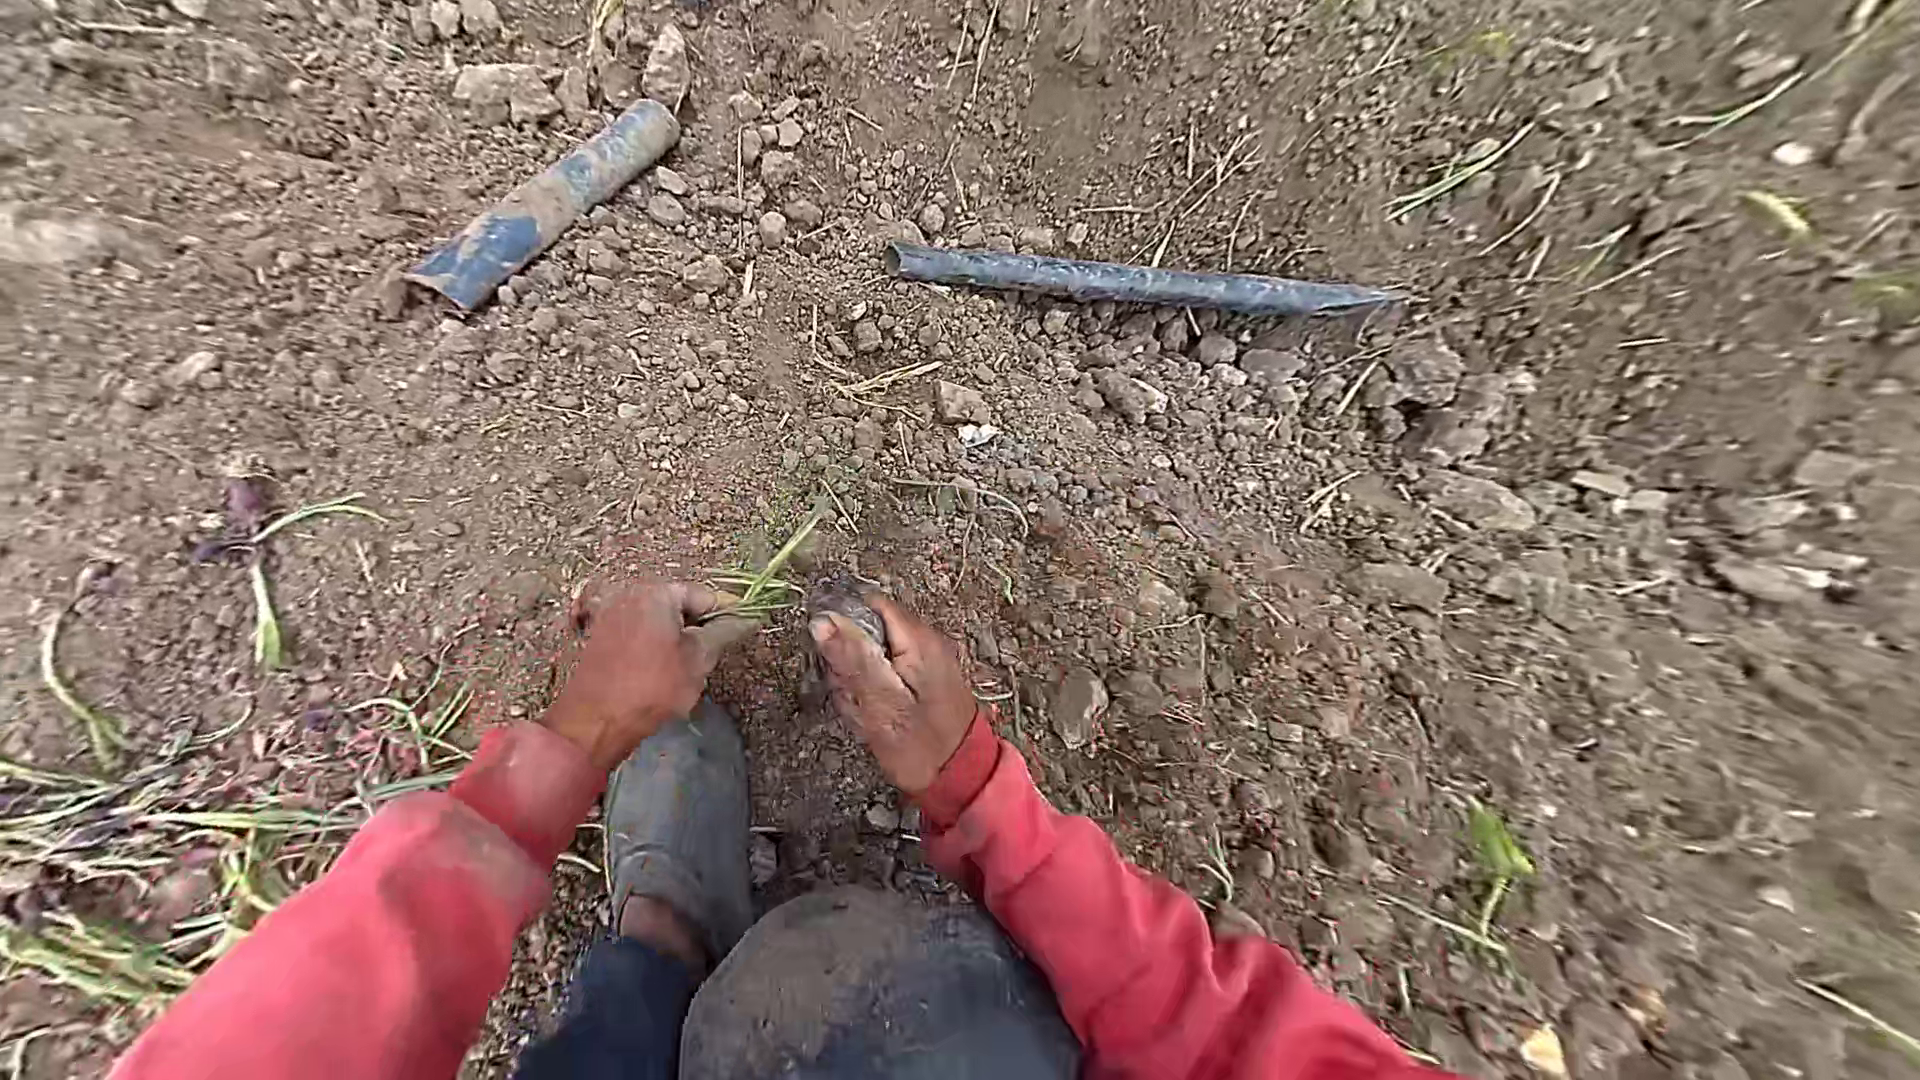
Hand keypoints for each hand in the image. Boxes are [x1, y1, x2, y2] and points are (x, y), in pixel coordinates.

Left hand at [543, 581, 758, 770]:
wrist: (593, 724)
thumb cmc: (653, 686)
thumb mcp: (699, 657)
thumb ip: (726, 631)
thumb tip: (747, 618)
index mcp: (656, 593)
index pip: (706, 596)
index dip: (726, 617)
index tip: (736, 639)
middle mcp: (630, 595)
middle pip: (682, 607)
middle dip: (700, 630)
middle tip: (709, 658)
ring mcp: (611, 616)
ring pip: (663, 623)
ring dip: (679, 641)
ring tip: (686, 670)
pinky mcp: (600, 639)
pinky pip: (642, 634)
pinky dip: (657, 648)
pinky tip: (661, 674)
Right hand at [809, 595, 975, 794]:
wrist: (962, 782)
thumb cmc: (922, 748)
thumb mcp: (881, 705)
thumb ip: (853, 660)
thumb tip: (823, 622)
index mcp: (918, 640)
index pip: (870, 605)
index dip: (843, 623)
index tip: (829, 655)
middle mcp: (928, 641)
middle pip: (872, 629)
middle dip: (851, 658)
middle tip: (851, 694)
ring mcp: (930, 659)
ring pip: (877, 653)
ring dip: (861, 679)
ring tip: (865, 710)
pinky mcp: (927, 678)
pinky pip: (890, 672)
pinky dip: (876, 690)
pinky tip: (876, 715)